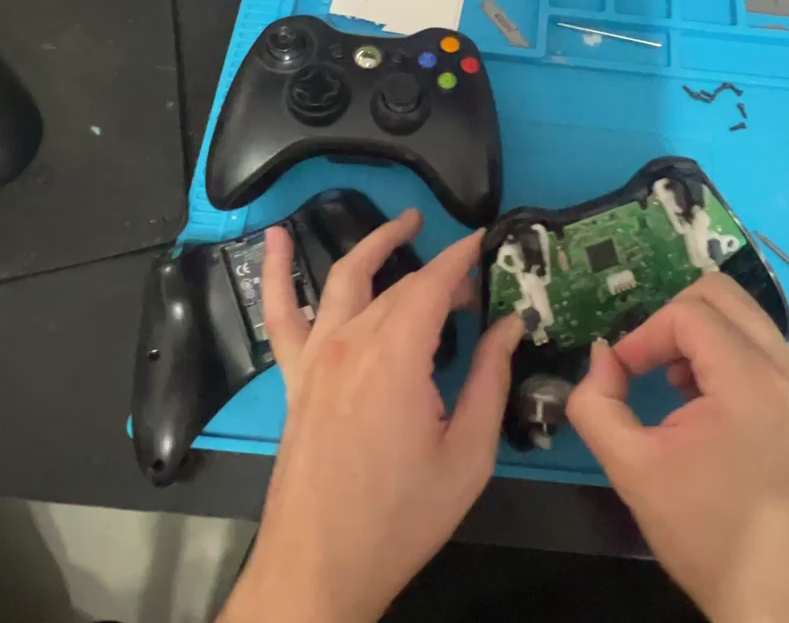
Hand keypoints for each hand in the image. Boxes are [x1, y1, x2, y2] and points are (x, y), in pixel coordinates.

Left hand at [219, 209, 522, 622]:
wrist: (320, 566)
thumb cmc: (401, 517)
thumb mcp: (467, 455)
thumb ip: (490, 380)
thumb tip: (509, 324)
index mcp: (396, 358)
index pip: (434, 283)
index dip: (463, 257)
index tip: (488, 241)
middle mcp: (351, 342)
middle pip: (401, 285)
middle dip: (442, 273)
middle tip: (476, 285)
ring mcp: (315, 356)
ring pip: (347, 280)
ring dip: (378, 244)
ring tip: (407, 222)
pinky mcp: (294, 375)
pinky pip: (280, 314)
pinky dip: (278, 271)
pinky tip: (280, 239)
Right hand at [567, 274, 788, 622]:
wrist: (784, 600)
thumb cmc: (707, 533)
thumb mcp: (631, 468)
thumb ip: (596, 402)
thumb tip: (602, 358)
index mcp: (750, 379)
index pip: (686, 312)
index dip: (643, 335)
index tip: (621, 374)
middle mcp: (787, 368)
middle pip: (720, 294)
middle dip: (671, 318)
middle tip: (646, 363)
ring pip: (743, 317)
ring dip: (699, 335)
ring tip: (673, 384)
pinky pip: (761, 347)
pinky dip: (725, 353)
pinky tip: (703, 402)